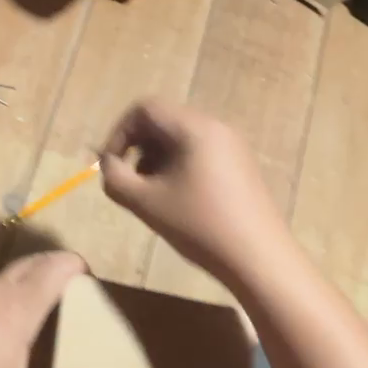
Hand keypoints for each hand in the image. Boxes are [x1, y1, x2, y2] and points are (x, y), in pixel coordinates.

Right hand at [100, 99, 291, 285]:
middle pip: (163, 121)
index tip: (111, 165)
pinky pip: (199, 151)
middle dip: (137, 148)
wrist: (259, 259)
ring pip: (180, 137)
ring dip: (156, 159)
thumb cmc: (199, 226)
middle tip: (129, 182)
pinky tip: (177, 200)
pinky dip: (178, 166)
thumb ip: (115, 178)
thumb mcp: (146, 203)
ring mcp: (232, 145)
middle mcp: (215, 127)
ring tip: (151, 194)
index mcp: (194, 128)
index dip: (119, 132)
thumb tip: (108, 165)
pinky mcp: (241, 165)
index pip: (145, 108)